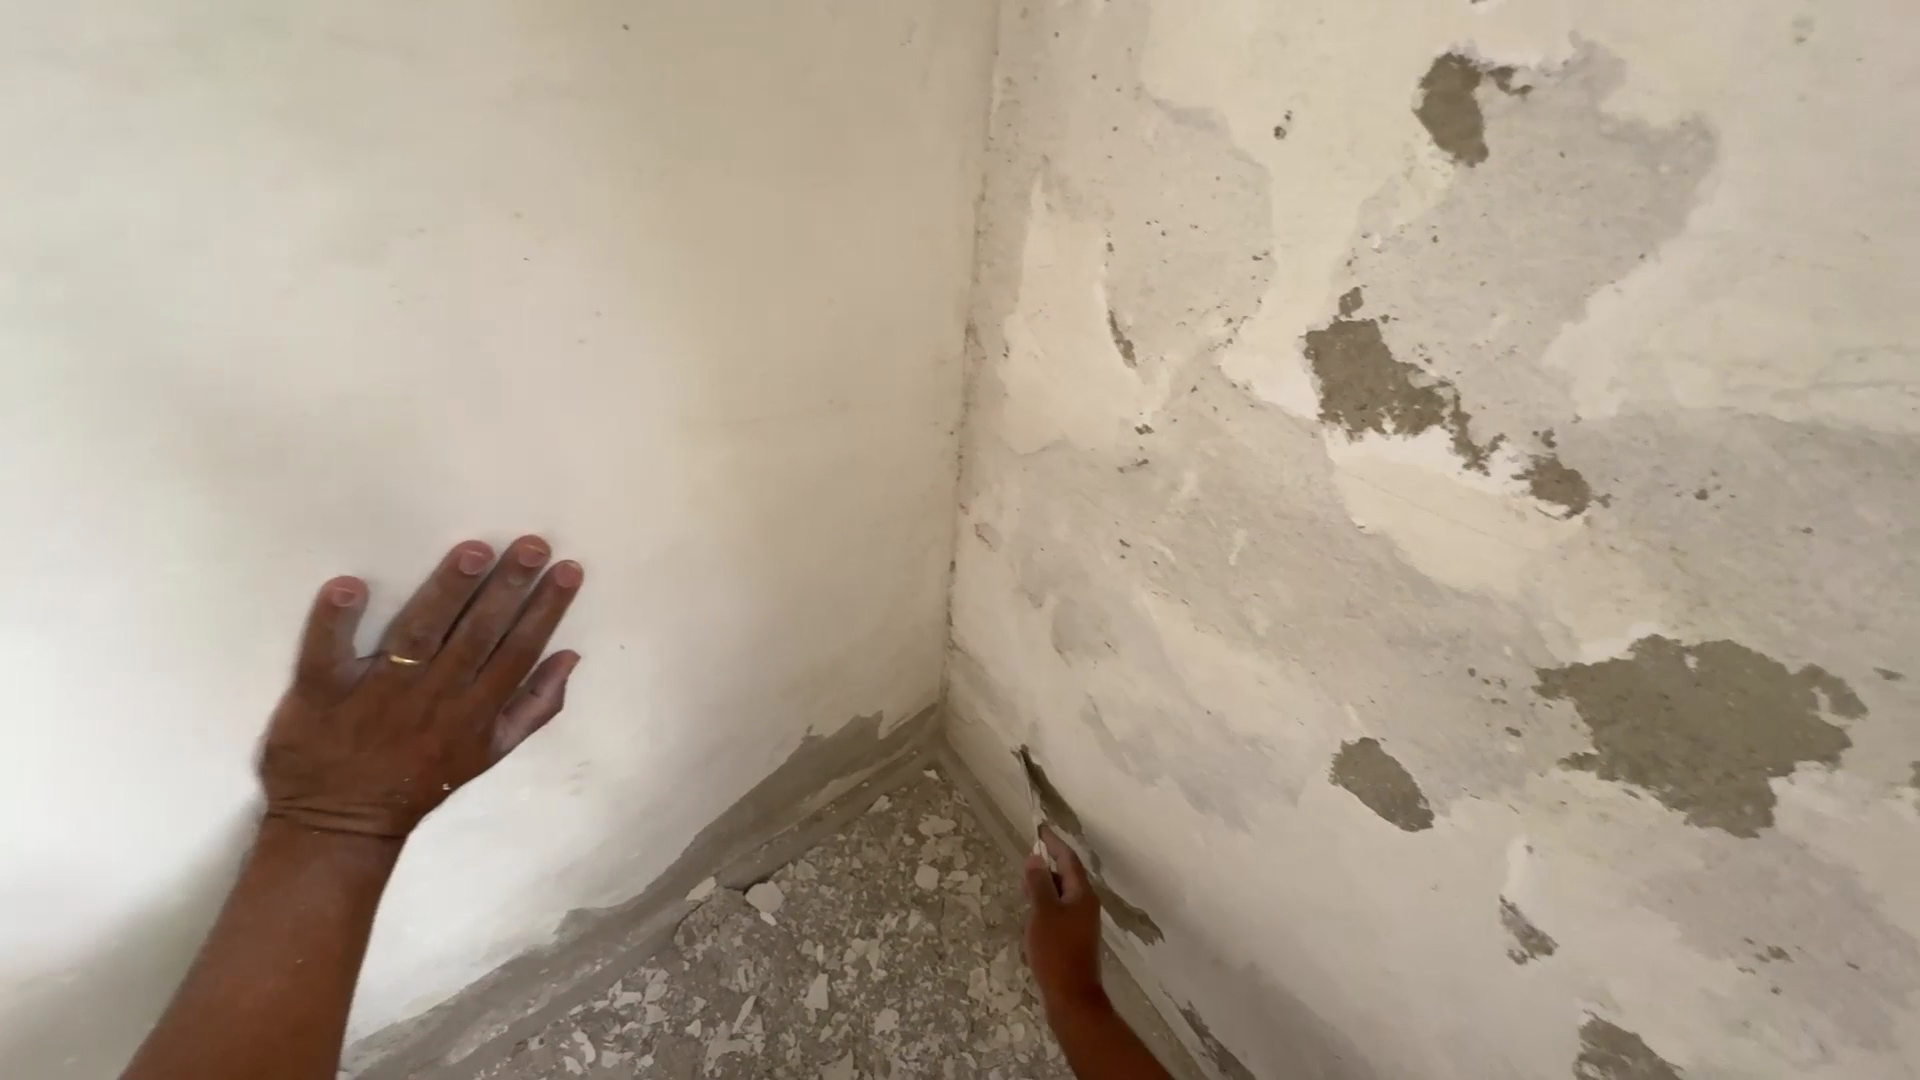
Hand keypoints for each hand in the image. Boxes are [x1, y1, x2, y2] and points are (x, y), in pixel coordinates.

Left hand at [259, 535, 584, 839]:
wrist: (340, 821)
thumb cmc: (424, 779)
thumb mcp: (494, 751)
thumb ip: (537, 705)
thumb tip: (570, 655)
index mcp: (477, 709)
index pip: (520, 649)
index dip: (547, 609)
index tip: (568, 570)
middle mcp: (435, 695)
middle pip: (478, 633)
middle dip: (509, 586)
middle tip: (532, 544)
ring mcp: (378, 693)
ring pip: (419, 634)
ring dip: (446, 592)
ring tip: (473, 550)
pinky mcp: (321, 694)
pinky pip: (327, 654)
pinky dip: (336, 622)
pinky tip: (350, 585)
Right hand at [1022, 825, 1104, 1008]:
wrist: (1072, 998)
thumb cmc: (1056, 951)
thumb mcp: (1043, 912)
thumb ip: (1038, 883)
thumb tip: (1036, 858)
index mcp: (1082, 894)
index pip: (1068, 859)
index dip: (1053, 842)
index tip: (1040, 828)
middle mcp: (1085, 905)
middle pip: (1066, 876)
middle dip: (1045, 867)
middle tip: (1025, 866)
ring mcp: (1081, 923)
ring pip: (1061, 895)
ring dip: (1044, 888)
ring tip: (1024, 891)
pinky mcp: (1074, 939)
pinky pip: (1059, 912)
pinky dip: (1045, 907)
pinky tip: (1032, 919)